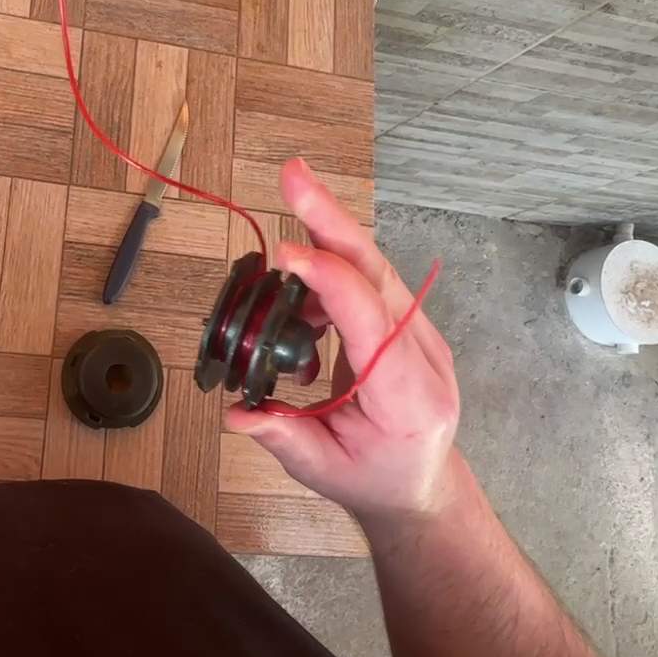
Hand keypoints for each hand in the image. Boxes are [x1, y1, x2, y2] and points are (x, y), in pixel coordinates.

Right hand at [224, 159, 462, 526]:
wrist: (421, 482)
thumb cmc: (377, 478)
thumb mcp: (326, 471)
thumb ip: (284, 437)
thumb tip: (235, 412)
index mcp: (409, 396)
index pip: (371, 323)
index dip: (329, 282)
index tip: (287, 254)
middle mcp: (422, 353)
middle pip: (377, 272)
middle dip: (333, 220)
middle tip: (294, 175)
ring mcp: (417, 332)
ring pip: (372, 264)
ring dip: (328, 225)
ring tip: (292, 190)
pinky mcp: (402, 321)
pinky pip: (366, 277)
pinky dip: (329, 257)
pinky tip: (295, 265)